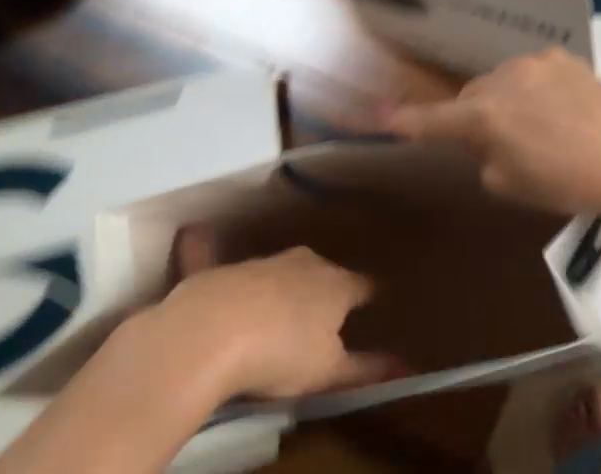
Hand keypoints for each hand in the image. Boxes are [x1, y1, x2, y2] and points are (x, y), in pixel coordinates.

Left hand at [147, 231, 393, 399]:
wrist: (204, 337)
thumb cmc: (279, 353)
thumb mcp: (326, 371)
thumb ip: (365, 369)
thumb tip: (407, 369)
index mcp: (338, 285)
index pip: (364, 286)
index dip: (367, 297)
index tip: (371, 305)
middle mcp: (305, 265)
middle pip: (322, 274)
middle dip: (323, 288)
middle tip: (318, 315)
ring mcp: (259, 264)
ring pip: (278, 271)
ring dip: (279, 284)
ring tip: (272, 309)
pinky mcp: (215, 272)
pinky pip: (211, 254)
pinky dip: (205, 245)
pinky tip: (193, 229)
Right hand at [387, 48, 600, 216]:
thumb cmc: (568, 181)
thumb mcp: (511, 184)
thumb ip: (484, 157)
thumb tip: (485, 140)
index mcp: (483, 116)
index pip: (430, 120)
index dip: (401, 120)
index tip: (372, 115)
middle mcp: (504, 79)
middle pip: (470, 98)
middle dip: (472, 119)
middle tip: (494, 147)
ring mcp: (537, 63)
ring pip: (501, 83)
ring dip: (503, 102)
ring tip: (535, 130)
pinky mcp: (565, 57)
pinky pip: (532, 74)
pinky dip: (531, 91)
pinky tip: (557, 112)